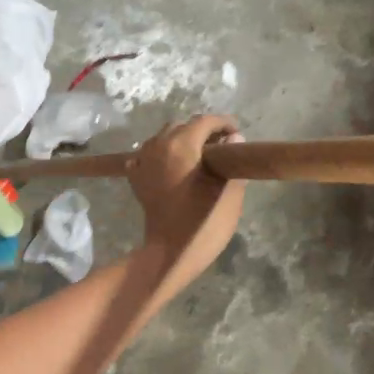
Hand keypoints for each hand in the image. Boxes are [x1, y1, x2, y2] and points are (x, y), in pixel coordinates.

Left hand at [128, 115, 244, 277]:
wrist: (170, 252)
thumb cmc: (203, 223)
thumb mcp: (229, 193)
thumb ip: (232, 161)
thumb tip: (233, 139)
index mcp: (181, 145)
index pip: (204, 121)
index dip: (224, 123)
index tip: (237, 133)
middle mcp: (157, 147)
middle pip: (181, 126)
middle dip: (201, 130)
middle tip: (221, 145)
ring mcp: (142, 162)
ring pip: (161, 138)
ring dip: (180, 140)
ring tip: (198, 156)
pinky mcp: (136, 179)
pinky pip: (146, 156)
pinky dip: (160, 155)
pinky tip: (172, 166)